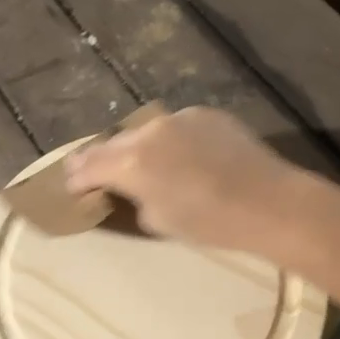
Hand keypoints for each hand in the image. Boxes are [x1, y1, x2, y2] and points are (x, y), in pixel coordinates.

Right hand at [65, 106, 313, 250]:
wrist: (270, 203)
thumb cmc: (211, 223)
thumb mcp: (159, 221)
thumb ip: (135, 199)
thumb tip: (132, 190)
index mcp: (132, 162)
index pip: (89, 165)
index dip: (76, 176)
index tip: (69, 184)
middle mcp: (150, 132)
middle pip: (113, 143)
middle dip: (100, 159)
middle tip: (90, 170)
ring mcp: (180, 119)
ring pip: (145, 132)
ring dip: (136, 148)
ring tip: (138, 164)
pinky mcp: (207, 115)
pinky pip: (176, 128)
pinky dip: (169, 142)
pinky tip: (181, 158)